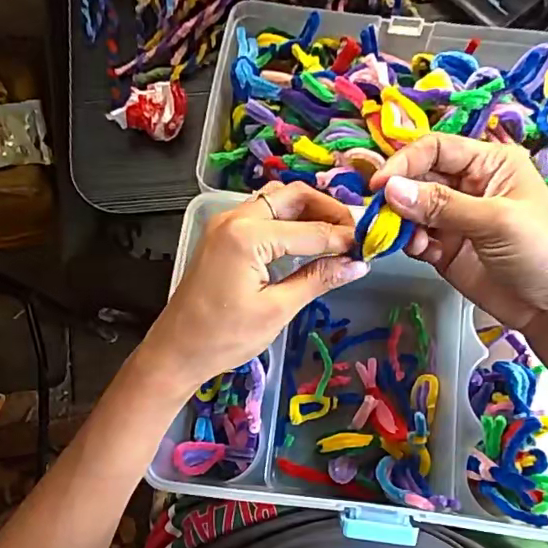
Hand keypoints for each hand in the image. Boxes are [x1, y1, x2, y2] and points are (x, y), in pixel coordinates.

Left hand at [138, 182, 368, 394]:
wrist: (176, 351)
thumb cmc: (223, 338)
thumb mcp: (276, 310)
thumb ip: (318, 279)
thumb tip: (358, 264)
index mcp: (247, 235)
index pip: (310, 229)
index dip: (344, 238)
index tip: (372, 247)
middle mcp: (235, 218)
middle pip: (293, 197)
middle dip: (328, 210)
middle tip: (354, 235)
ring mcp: (225, 224)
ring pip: (277, 202)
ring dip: (309, 212)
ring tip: (337, 237)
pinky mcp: (223, 236)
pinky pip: (262, 215)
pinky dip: (289, 221)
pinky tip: (308, 241)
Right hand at [369, 134, 547, 330]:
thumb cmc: (544, 252)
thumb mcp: (495, 220)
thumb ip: (442, 205)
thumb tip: (393, 189)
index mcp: (490, 164)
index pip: (438, 149)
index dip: (407, 162)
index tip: (381, 183)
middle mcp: (470, 187)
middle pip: (419, 179)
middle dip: (399, 194)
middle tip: (380, 212)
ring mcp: (455, 220)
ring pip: (412, 211)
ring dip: (402, 222)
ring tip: (407, 237)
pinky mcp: (445, 250)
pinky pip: (416, 239)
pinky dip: (409, 244)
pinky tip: (419, 250)